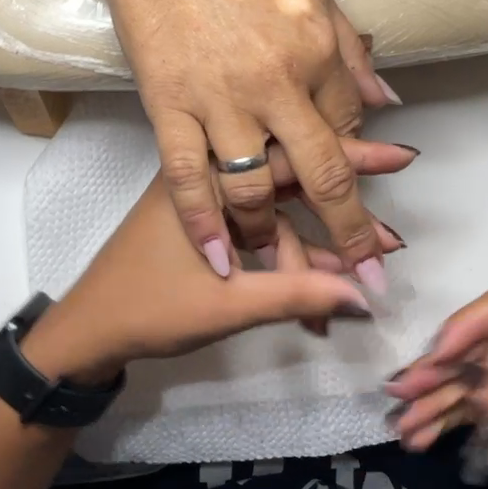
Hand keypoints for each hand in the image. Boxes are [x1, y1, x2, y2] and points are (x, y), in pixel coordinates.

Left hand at [21, 139, 416, 384]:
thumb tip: (363, 296)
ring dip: (316, 252)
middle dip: (342, 214)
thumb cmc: (148, 307)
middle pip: (292, 188)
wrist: (88, 332)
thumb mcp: (225, 304)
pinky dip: (288, 261)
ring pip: (278, 219)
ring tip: (362, 278)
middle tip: (391, 233)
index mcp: (207, 179)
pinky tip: (321, 287)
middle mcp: (211, 181)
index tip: (399, 157)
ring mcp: (210, 207)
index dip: (347, 162)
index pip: (290, 160)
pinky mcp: (208, 231)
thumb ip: (295, 294)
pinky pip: (259, 235)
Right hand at [75, 0, 394, 291]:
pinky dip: (202, 222)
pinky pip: (188, 177)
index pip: (347, 125)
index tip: (359, 195)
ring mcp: (221, 100)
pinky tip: (217, 259)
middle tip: (371, 275)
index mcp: (318, 48)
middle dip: (351, 231)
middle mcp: (278, 82)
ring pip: (256, 186)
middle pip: (323, 172)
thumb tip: (385, 98)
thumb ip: (348, 45)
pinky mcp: (169, 107)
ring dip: (271, 232)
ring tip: (282, 260)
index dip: (356, 165)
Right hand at [385, 286, 487, 488]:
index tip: (439, 355)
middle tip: (402, 391)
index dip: (472, 324)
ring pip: (461, 368)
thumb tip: (467, 370)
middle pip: (477, 339)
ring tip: (401, 422)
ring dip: (429, 393)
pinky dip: (435, 413)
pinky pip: (458, 396)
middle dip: (439, 367)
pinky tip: (413, 435)